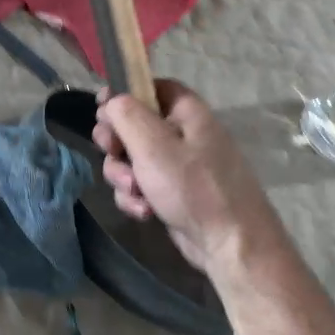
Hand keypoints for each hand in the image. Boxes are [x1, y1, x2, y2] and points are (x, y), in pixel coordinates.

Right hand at [92, 80, 281, 277]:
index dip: (126, 92)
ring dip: (121, 174)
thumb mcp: (153, 145)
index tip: (102, 109)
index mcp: (189, 116)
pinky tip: (143, 210)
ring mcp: (180, 167)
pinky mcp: (173, 192)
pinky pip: (140, 184)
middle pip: (134, 123)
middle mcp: (185, 137)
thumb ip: (126, 114)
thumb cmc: (194, 189)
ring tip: (133, 192)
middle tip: (111, 151)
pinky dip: (135, 196)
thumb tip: (111, 100)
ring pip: (131, 157)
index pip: (155, 86)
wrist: (232, 247)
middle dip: (115, 142)